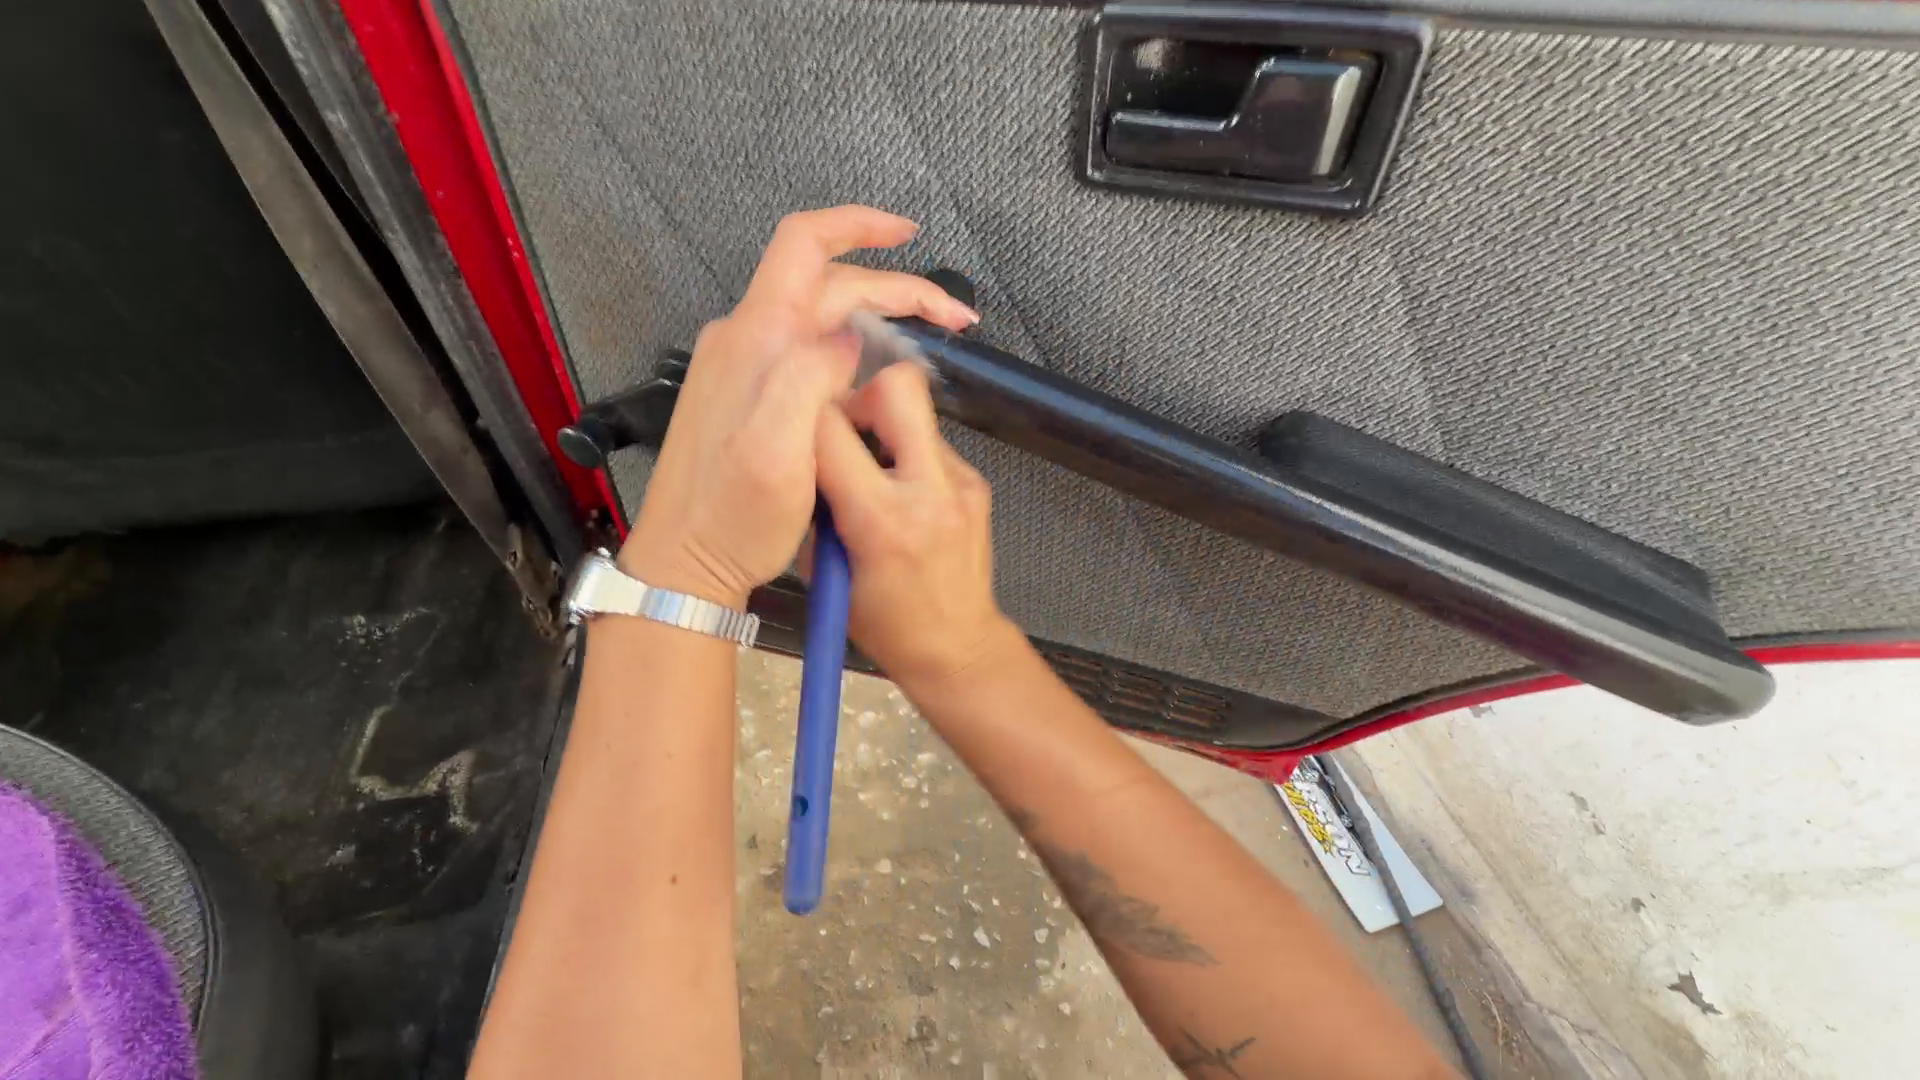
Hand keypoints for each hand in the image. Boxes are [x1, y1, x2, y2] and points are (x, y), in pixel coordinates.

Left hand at [619, 206, 977, 607]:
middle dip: (895, 291)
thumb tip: (849, 335)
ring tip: (926, 346)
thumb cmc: (733, 517)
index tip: (909, 235)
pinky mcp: (746, 393)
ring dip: (877, 320)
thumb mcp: (778, 451)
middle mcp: (745, 339)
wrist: (686, 562)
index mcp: (758, 340)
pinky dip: (851, 352)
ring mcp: (743, 366)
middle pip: (826, 285)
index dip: (858, 227)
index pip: (805, 248)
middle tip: (953, 323)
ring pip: (819, 318)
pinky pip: (806, 352)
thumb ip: (809, 377)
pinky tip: (876, 383)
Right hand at [814, 362, 1023, 694]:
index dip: (807, 419)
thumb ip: (816, 511)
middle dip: (862, 394)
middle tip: (847, 428)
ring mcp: (961, 483)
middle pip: (898, 386)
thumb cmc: (884, 625)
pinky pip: (933, 445)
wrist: (958, 647)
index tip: (801, 432)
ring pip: (917, 413)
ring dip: (886, 430)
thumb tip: (808, 458)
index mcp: (881, 520)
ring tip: (874, 472)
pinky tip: (903, 493)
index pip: (829, 430)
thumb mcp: (828, 574)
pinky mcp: (978, 484)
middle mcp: (929, 490)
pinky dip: (909, 456)